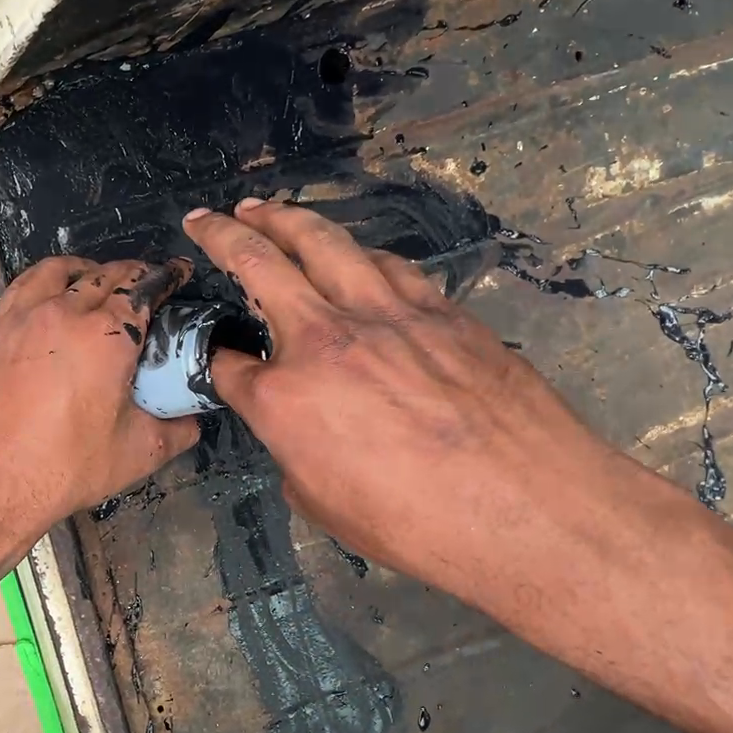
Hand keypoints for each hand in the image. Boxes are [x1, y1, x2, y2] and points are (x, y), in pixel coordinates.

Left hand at [0, 256, 201, 552]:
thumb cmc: (65, 469)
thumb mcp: (138, 454)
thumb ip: (177, 428)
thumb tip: (192, 415)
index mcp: (107, 336)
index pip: (143, 288)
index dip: (165, 279)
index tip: (177, 277)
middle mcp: (64, 312)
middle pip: (105, 276)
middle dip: (133, 275)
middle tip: (147, 289)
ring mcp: (24, 317)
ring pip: (61, 271)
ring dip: (88, 271)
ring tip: (100, 284)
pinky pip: (24, 286)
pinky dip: (47, 280)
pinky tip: (52, 297)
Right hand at [182, 199, 656, 588]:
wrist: (531, 511)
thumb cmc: (414, 524)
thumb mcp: (318, 500)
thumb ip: (292, 447)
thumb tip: (299, 424)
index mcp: (282, 396)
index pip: (225, 361)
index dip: (212, 357)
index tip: (213, 355)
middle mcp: (323, 338)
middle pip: (258, 263)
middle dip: (221, 234)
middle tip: (201, 218)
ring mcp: (386, 315)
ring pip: (324, 241)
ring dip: (285, 218)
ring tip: (263, 208)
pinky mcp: (440, 311)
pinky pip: (385, 264)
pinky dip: (354, 251)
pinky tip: (349, 251)